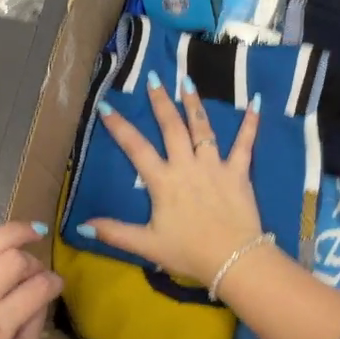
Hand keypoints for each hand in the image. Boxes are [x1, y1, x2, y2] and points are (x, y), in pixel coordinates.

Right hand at [80, 73, 265, 286]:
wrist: (234, 259)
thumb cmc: (189, 253)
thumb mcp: (147, 245)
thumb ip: (115, 232)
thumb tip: (82, 224)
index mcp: (163, 182)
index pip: (136, 148)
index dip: (120, 127)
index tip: (107, 106)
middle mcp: (187, 166)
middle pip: (171, 127)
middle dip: (160, 102)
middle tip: (153, 78)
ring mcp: (215, 166)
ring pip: (203, 129)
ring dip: (194, 104)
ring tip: (187, 81)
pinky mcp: (239, 173)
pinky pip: (245, 144)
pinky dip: (251, 123)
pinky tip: (257, 103)